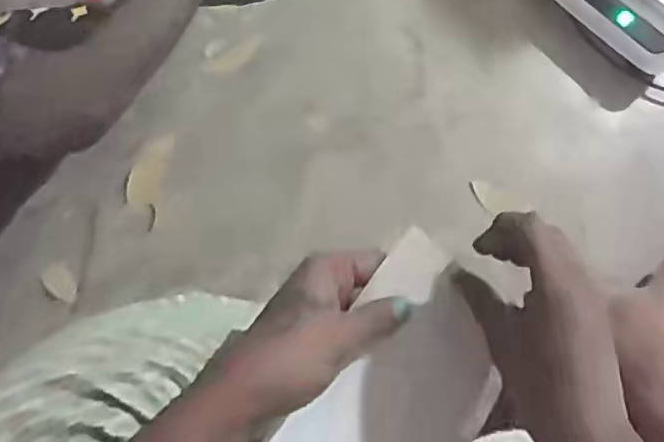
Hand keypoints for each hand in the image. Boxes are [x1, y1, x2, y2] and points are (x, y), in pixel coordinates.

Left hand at [191, 251, 411, 424]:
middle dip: (389, 305)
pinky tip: (377, 362)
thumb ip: (377, 318)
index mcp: (324, 268)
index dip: (399, 277)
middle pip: (364, 287)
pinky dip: (357, 346)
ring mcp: (309, 313)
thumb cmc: (289, 357)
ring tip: (408, 345)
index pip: (374, 261)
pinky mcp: (304, 343)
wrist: (235, 402)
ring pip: (353, 314)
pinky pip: (340, 336)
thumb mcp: (339, 336)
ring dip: (373, 329)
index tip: (428, 298)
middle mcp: (317, 283)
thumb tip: (410, 302)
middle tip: (424, 326)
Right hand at [456, 214, 638, 441]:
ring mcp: (592, 290)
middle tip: (490, 254)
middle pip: (546, 232)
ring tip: (508, 267)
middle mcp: (578, 274)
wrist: (590, 430)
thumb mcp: (503, 341)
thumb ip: (481, 300)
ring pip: (560, 248)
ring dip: (532, 249)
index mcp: (556, 276)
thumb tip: (460, 275)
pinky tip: (530, 292)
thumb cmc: (542, 385)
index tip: (478, 250)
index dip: (500, 229)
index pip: (529, 227)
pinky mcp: (597, 307)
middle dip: (515, 235)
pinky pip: (569, 267)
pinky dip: (547, 265)